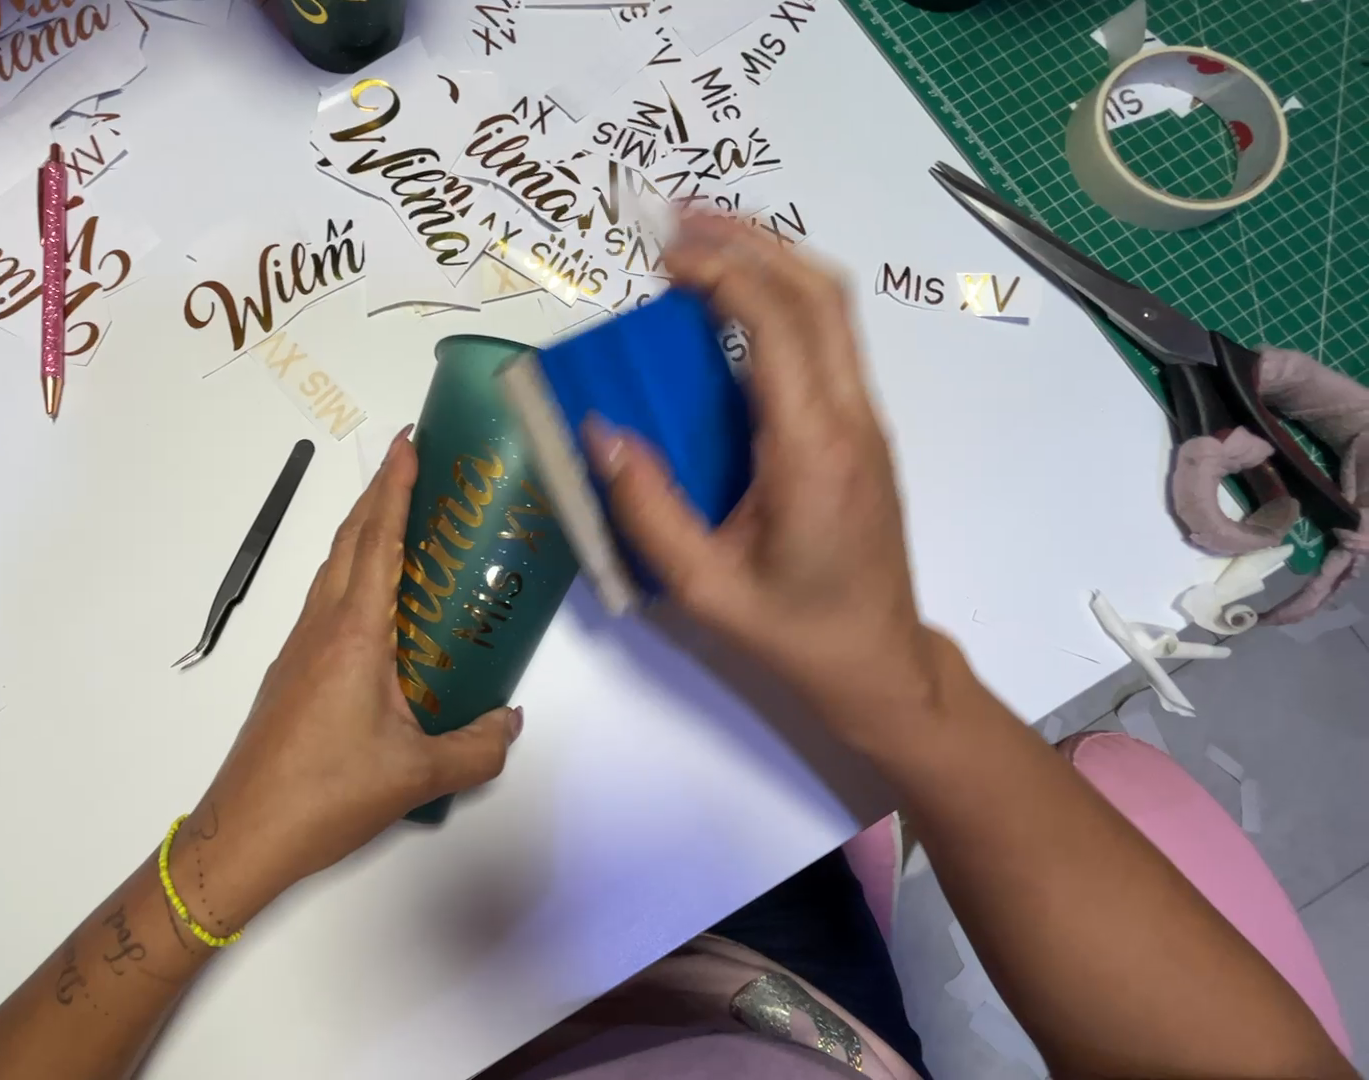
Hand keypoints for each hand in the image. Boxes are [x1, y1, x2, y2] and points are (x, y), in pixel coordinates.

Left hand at [187, 427, 523, 920]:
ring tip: (394, 515)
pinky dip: (349, 572)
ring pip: (332, 568)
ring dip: (360, 530)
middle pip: (349, 541)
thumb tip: (511, 719)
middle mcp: (322, 626)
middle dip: (377, 494)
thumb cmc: (328, 794)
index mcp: (355, 634)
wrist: (245, 832)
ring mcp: (298, 647)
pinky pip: (324, 600)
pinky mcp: (290, 670)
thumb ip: (478, 746)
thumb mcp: (417, 775)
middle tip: (409, 463)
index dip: (394, 488)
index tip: (406, 444)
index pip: (378, 541)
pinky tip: (369, 596)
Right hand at [587, 214, 944, 747]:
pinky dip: (778, 303)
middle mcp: (851, 418)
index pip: (778, 326)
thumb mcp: (702, 586)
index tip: (664, 254)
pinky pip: (825, 343)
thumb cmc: (790, 630)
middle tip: (679, 219)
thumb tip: (600, 431)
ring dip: (770, 262)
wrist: (878, 662)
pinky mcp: (858, 430)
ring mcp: (864, 420)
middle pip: (819, 293)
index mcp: (812, 449)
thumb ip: (648, 509)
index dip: (724, 273)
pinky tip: (729, 310)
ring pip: (831, 310)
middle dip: (750, 240)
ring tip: (700, 245)